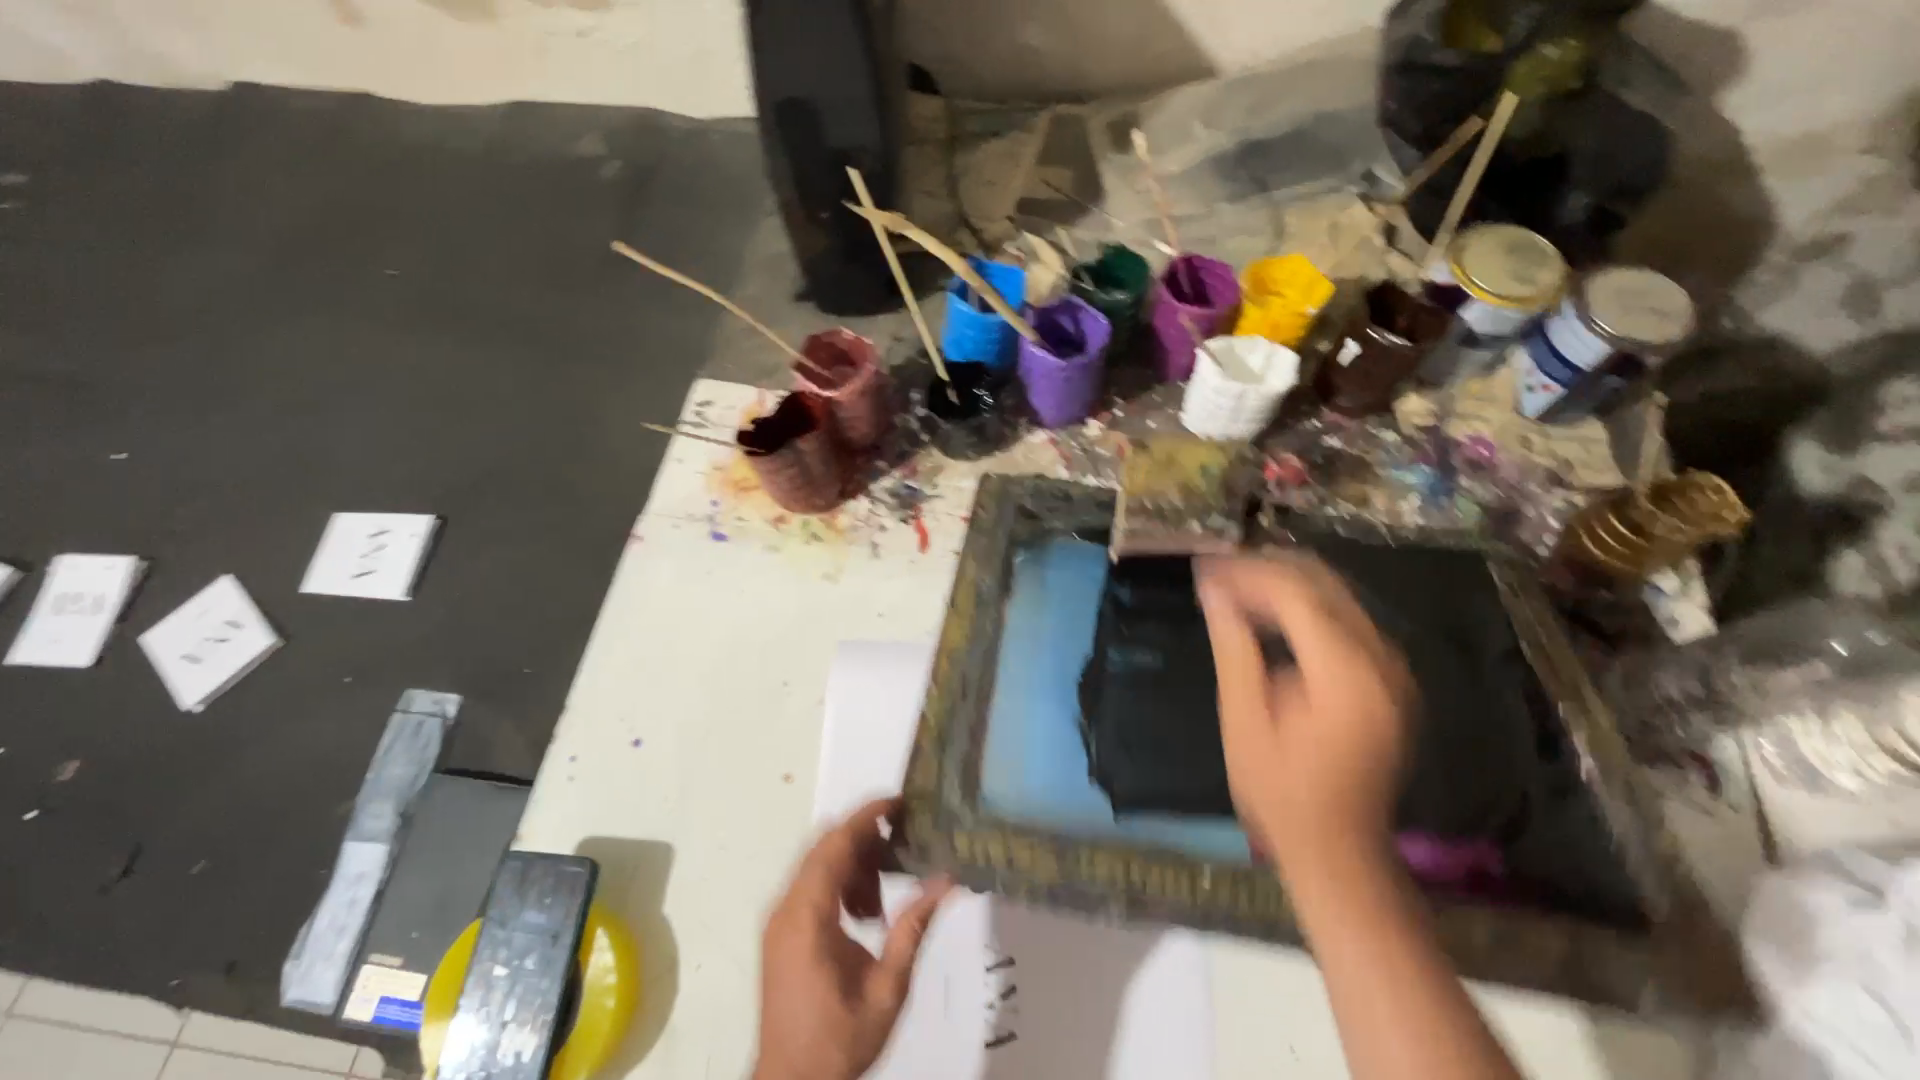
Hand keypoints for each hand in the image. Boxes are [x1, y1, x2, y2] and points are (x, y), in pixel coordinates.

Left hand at [754, 798, 953, 1079]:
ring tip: (884, 902)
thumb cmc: (840, 1039)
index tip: (898, 801)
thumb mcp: (887, 988)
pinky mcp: (780, 933)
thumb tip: (946, 880)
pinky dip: (840, 886)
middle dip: (865, 841)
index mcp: (807, 917)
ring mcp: (778, 921)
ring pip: (816, 867)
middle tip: (904, 850)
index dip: (865, 817)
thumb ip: (912, 928)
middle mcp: (785, 909)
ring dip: (854, 867)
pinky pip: (810, 888)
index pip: (834, 846)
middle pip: (824, 849)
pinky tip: (865, 916)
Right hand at [1194, 554, 1414, 875]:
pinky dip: (1307, 609)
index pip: (1297, 594)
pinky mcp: (1392, 679)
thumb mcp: (1245, 722)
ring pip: (1339, 597)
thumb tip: (1214, 589)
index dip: (1247, 573)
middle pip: (1325, 585)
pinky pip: (1349, 622)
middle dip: (1267, 570)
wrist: (1338, 849)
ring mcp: (1395, 669)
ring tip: (1234, 587)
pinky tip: (1270, 616)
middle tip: (1216, 571)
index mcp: (1347, 674)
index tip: (1203, 568)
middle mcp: (1383, 661)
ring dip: (1286, 585)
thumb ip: (1235, 648)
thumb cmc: (1280, 794)